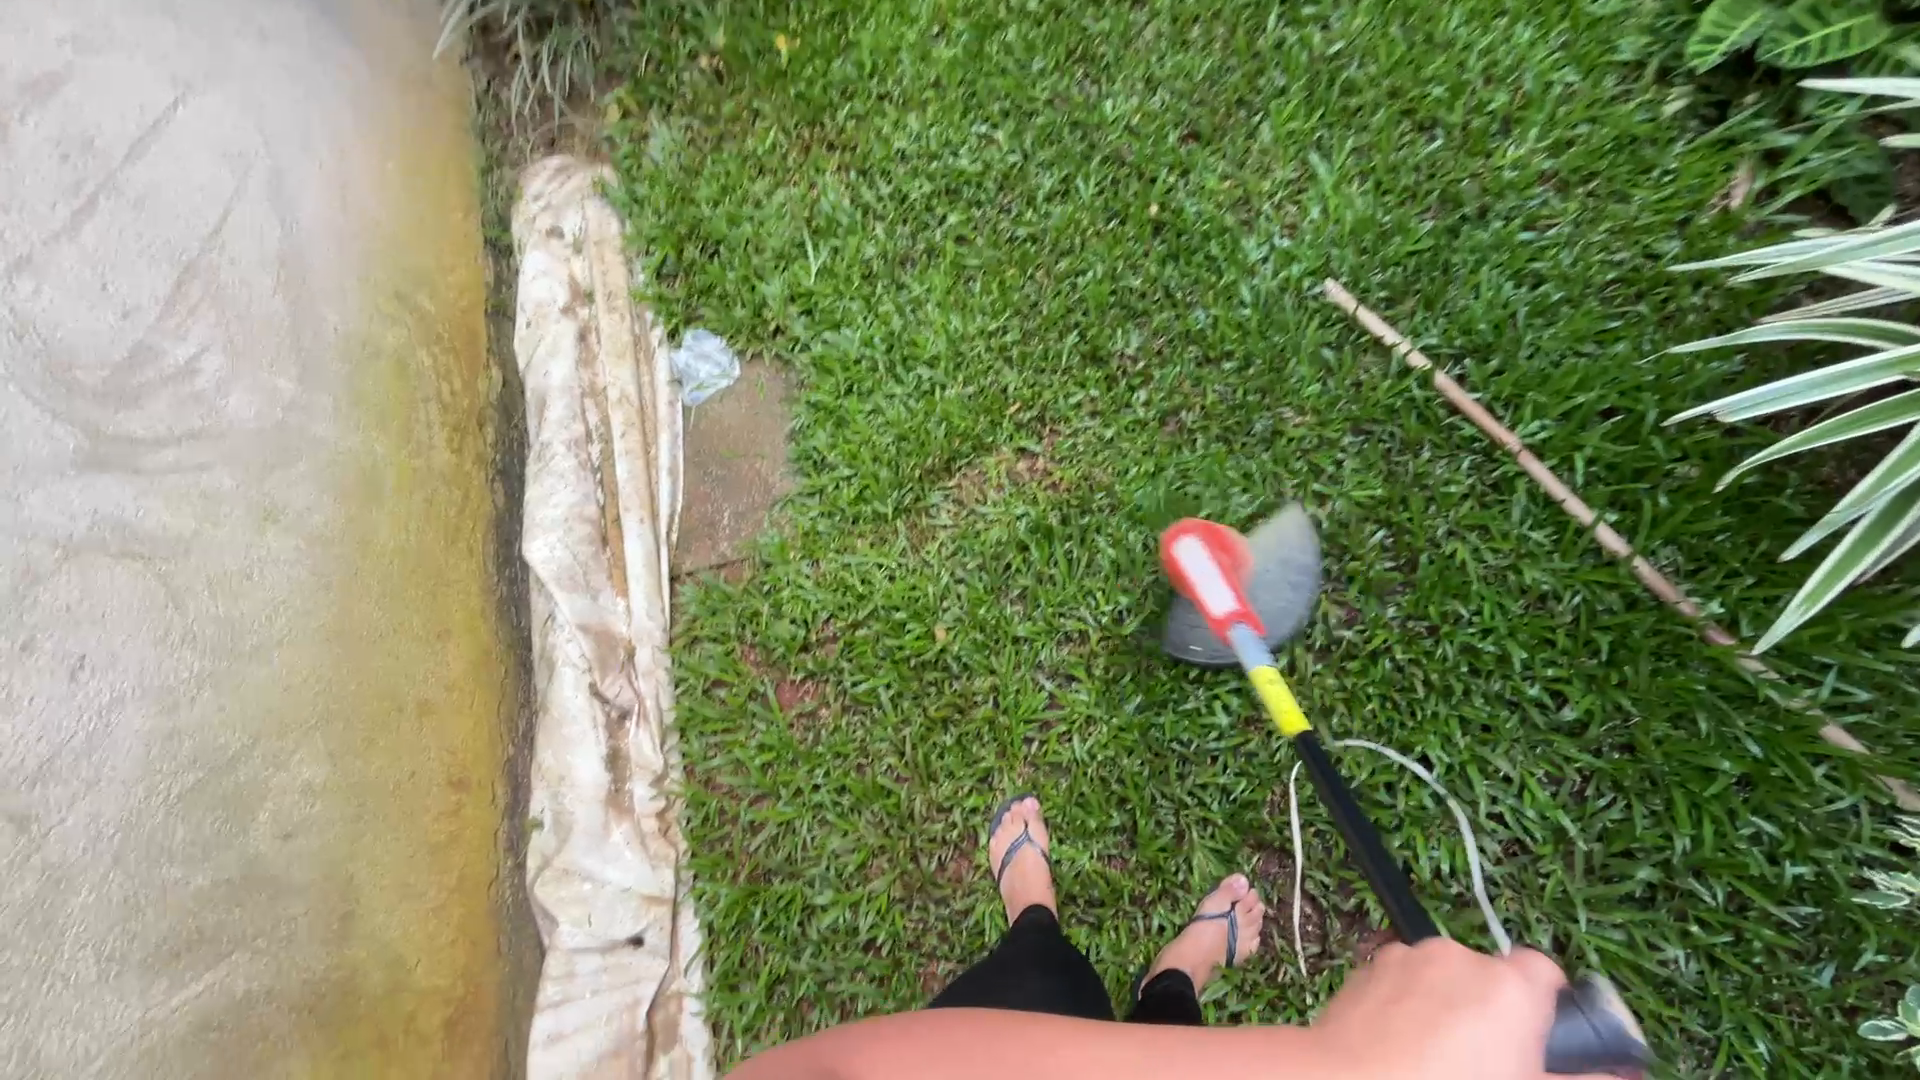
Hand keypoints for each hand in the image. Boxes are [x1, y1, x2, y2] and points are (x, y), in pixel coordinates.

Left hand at [1309, 939, 1590, 1078]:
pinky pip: (1401, 980)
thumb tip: (1623, 1076)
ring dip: (1448, 1004)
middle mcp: (1454, 956)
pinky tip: (1402, 1045)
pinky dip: (1408, 1003)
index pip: (1542, 968)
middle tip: (1493, 1060)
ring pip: (1441, 976)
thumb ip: (1583, 1079)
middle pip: (1488, 974)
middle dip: (1493, 1009)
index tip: (1546, 1036)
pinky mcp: (1365, 967)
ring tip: (1441, 1058)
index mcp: (1507, 985)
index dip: (1549, 1000)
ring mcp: (1403, 956)